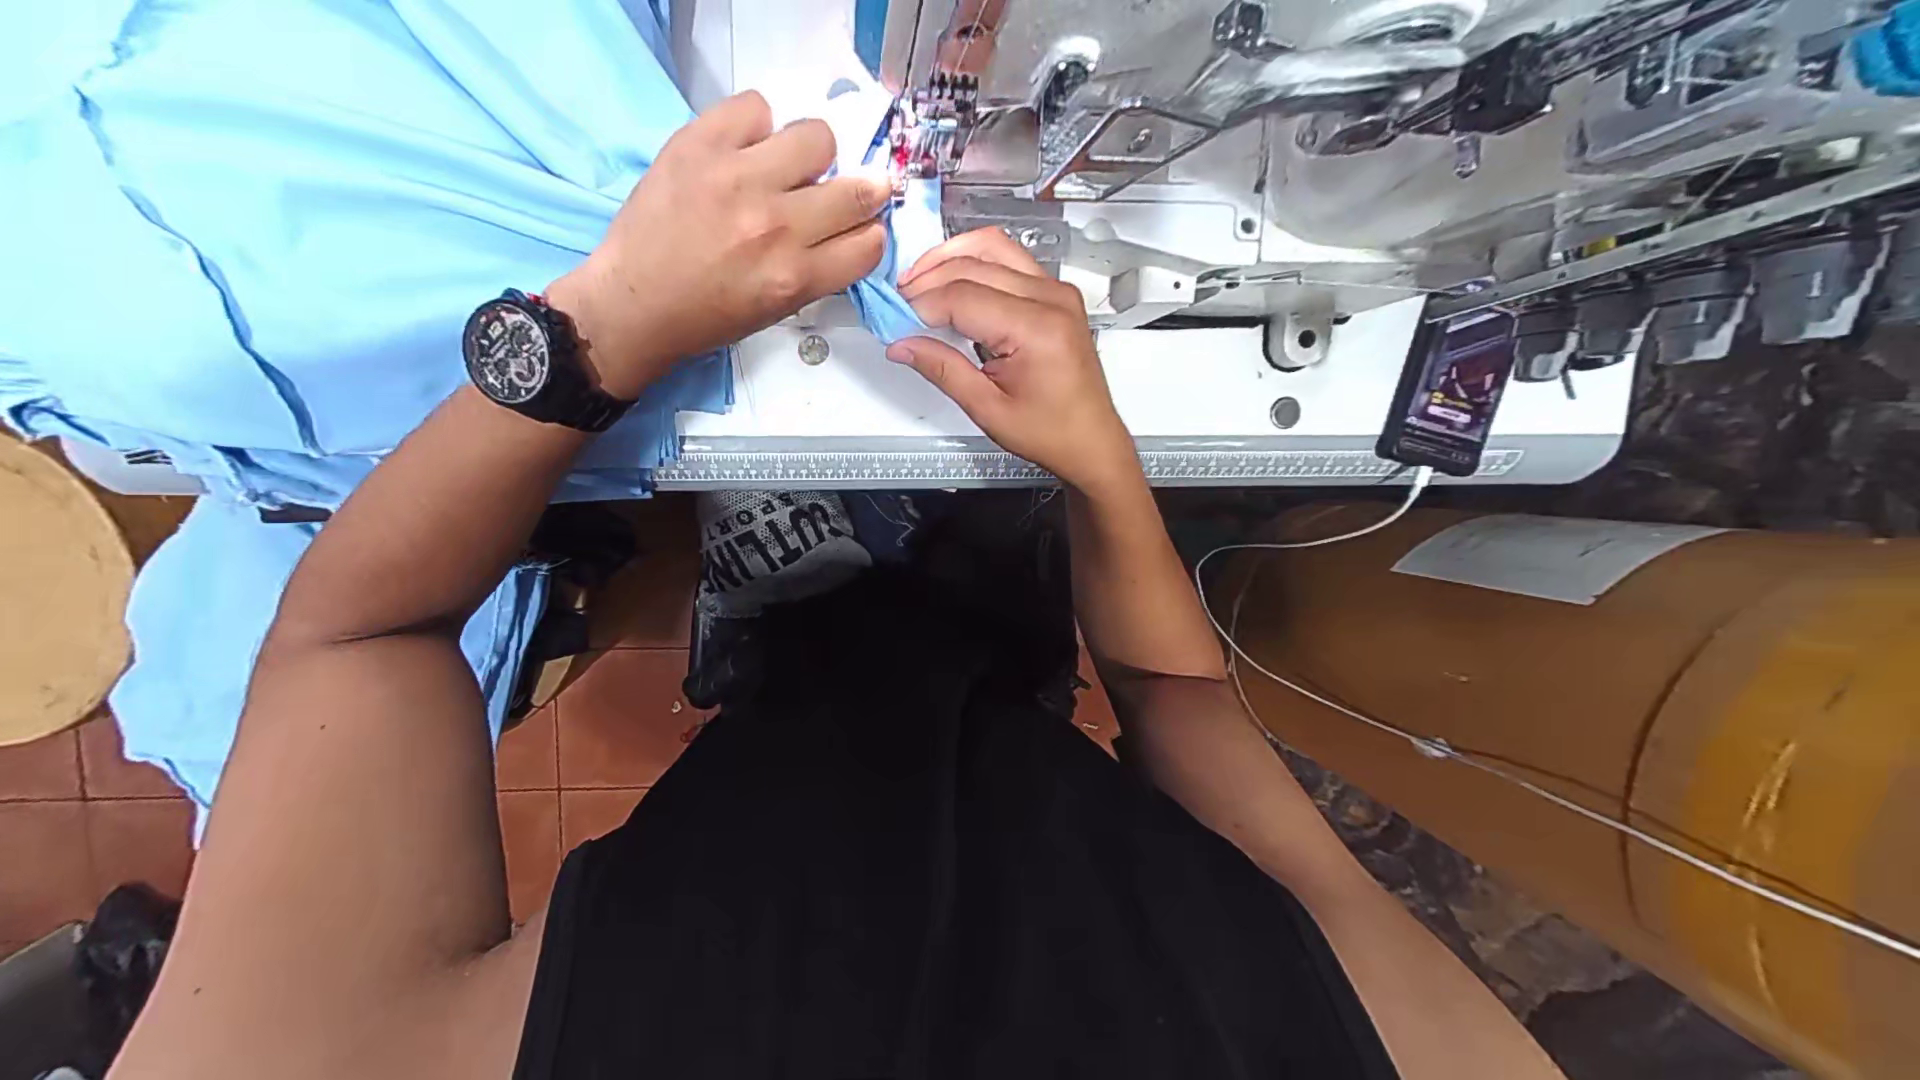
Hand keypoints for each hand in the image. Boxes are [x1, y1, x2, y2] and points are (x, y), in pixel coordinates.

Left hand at [547, 91, 889, 398]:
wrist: (636, 301)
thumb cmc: (710, 316)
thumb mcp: (778, 309)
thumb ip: (818, 271)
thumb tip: (849, 231)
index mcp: (796, 277)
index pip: (869, 244)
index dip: (870, 234)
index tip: (860, 229)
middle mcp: (776, 228)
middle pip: (856, 192)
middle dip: (865, 191)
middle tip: (850, 190)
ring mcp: (738, 180)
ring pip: (817, 137)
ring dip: (814, 153)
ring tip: (790, 167)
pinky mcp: (701, 144)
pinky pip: (758, 108)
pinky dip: (760, 126)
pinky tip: (747, 150)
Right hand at [890, 228, 1140, 494]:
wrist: (1090, 440)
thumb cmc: (1052, 432)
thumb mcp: (987, 409)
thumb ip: (943, 369)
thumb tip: (903, 345)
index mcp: (1038, 329)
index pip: (962, 297)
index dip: (921, 305)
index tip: (894, 320)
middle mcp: (1052, 299)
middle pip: (973, 265)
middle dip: (928, 279)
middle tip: (897, 301)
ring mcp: (1057, 292)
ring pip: (991, 248)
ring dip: (949, 259)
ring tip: (918, 284)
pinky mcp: (1056, 294)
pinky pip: (1008, 259)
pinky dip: (974, 264)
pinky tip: (950, 282)